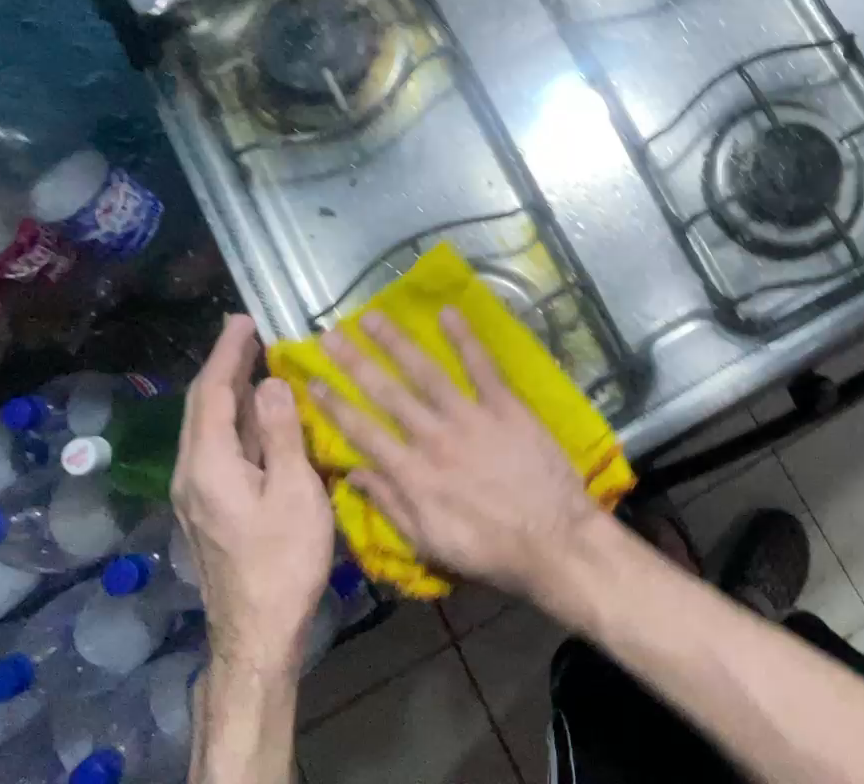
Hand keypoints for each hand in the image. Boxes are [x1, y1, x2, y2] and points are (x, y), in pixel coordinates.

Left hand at [172, 315, 334, 674]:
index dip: (228, 353)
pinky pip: (216, 447)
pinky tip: (260, 419)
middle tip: (252, 332)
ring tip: (258, 364)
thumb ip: (282, 434)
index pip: (213, 393)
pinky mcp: (208, 507)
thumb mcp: (294, 492)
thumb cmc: (283, 560)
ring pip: (207, 427)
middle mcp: (191, 472)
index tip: (246, 319)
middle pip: (202, 406)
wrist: (257, 629)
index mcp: (208, 464)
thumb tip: (272, 383)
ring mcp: (196, 493)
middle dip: (224, 366)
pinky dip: (236, 420)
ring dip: (230, 391)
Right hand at [312, 309, 607, 600]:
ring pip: (426, 373)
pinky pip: (482, 367)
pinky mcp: (506, 407)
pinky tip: (448, 313)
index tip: (311, 379)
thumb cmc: (489, 550)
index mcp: (412, 475)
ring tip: (373, 317)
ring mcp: (471, 419)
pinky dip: (465, 339)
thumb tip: (352, 473)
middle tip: (330, 334)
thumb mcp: (428, 542)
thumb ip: (390, 505)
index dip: (334, 405)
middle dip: (355, 363)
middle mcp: (434, 439)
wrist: (552, 540)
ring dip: (397, 343)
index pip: (363, 432)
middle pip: (387, 394)